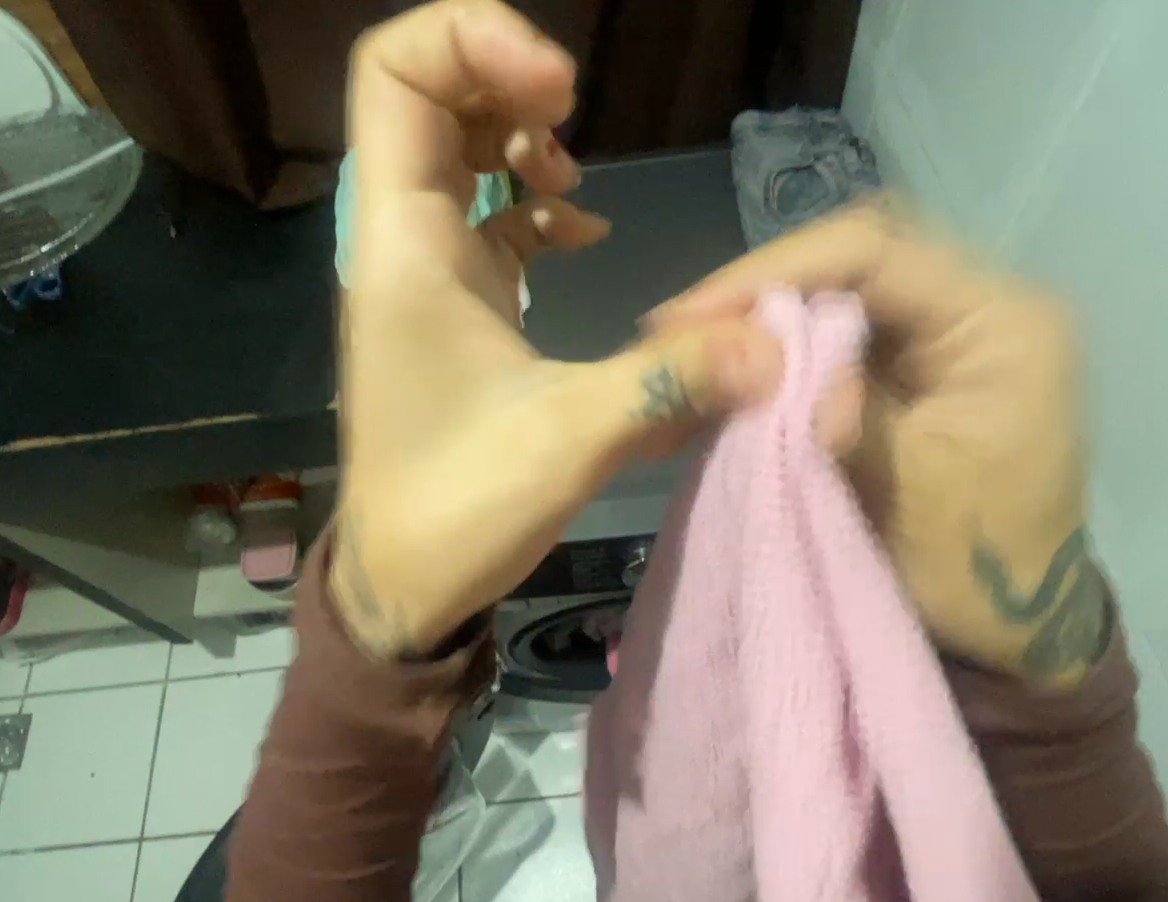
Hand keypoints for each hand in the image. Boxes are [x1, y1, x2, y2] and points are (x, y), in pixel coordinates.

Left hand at [332, 0, 779, 660]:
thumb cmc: (457, 510)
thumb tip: (772, 340)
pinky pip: (487, 227)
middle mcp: (406, 248)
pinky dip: (533, 211)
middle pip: (430, 102)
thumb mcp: (568, 439)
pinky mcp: (455, 317)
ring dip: (520, 144)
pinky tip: (581, 236)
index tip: (560, 91)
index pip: (394, 75)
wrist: (404, 582)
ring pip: (457, 160)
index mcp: (407, 250)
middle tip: (577, 119)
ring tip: (579, 178)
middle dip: (507, 84)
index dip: (472, 41)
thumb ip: (668, 380)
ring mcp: (428, 281)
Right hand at [651, 200, 1106, 685]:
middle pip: (854, 258)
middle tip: (683, 325)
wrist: (1007, 625)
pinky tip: (733, 373)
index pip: (874, 254)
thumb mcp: (900, 484)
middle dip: (762, 286)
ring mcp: (943, 338)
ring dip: (765, 318)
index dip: (773, 272)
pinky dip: (781, 352)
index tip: (691, 315)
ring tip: (695, 349)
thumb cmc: (970, 565)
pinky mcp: (913, 371)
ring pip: (838, 292)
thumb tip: (762, 359)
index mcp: (999, 322)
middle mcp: (975, 309)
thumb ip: (834, 406)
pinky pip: (838, 338)